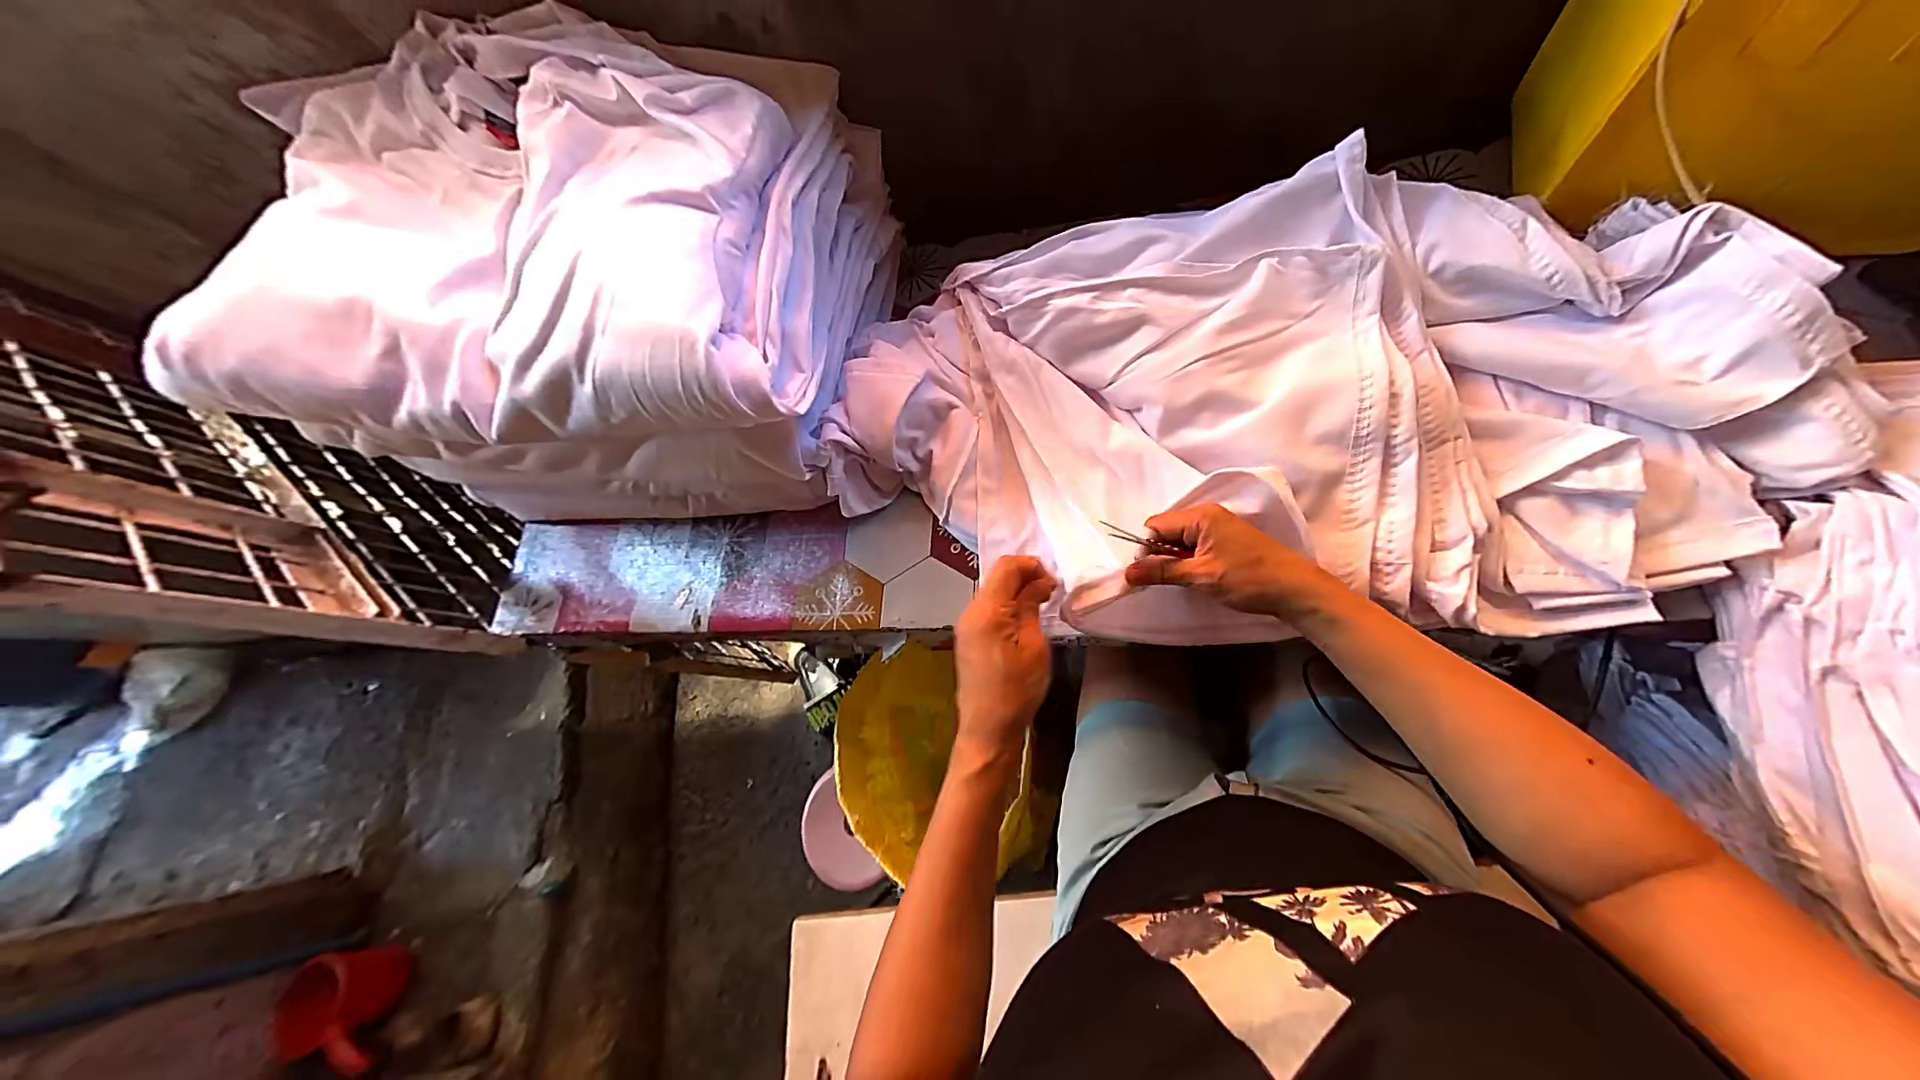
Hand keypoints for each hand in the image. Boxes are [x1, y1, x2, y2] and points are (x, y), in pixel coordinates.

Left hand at [953, 556, 1057, 760]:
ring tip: (1042, 607)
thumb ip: (1032, 606)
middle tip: (1051, 593)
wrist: (988, 729)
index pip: (1007, 567)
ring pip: (993, 593)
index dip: (1032, 566)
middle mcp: (970, 612)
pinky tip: (1024, 620)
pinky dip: (1007, 607)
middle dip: (1026, 578)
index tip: (1053, 582)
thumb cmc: (1017, 690)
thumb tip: (1039, 582)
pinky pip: (988, 609)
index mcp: (986, 611)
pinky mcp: (968, 637)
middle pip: (998, 577)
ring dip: (1017, 592)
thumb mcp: (1034, 646)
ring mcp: (966, 625)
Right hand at [1123, 503, 1341, 616]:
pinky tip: (1200, 577)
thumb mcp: (1200, 577)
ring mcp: (1219, 527)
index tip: (1151, 573)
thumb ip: (1162, 572)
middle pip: (1166, 531)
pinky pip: (1195, 545)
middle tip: (1171, 579)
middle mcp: (1208, 515)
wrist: (1295, 589)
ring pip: (1180, 540)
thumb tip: (1127, 573)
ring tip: (1189, 580)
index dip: (1147, 549)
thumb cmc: (1248, 579)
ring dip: (1177, 560)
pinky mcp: (1226, 541)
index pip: (1155, 525)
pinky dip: (1190, 561)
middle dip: (1161, 555)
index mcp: (1200, 516)